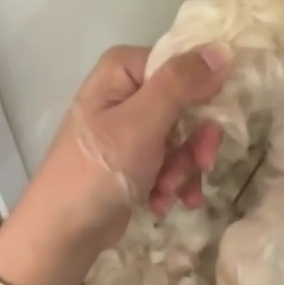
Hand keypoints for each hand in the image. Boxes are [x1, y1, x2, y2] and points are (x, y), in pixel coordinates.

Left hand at [0, 45, 226, 284]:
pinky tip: (163, 202)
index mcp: (124, 69)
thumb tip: (221, 49)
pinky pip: (171, 158)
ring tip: (170, 191)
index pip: (183, 65)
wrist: (61, 235)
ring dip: (184, 167)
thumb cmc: (98, 171)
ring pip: (183, 135)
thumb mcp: (143, 123)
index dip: (204, 93)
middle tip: (201, 164)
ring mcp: (130, 124)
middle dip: (195, 141)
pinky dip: (173, 180)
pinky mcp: (134, 155)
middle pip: (187, 103)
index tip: (214, 123)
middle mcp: (127, 89)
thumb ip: (181, 84)